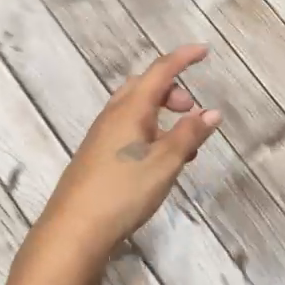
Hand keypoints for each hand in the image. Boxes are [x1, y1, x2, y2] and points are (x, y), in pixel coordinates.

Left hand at [34, 45, 220, 271]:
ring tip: (184, 143)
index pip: (161, 71)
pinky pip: (128, 129)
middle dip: (172, 90)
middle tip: (191, 110)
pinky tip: (160, 161)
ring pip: (136, 109)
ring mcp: (101, 137)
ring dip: (162, 114)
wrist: (72, 233)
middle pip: (145, 86)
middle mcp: (113, 116)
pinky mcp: (96, 158)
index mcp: (130, 109)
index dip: (183, 58)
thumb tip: (212, 112)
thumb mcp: (166, 163)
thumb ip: (190, 135)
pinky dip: (150, 132)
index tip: (204, 51)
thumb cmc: (122, 191)